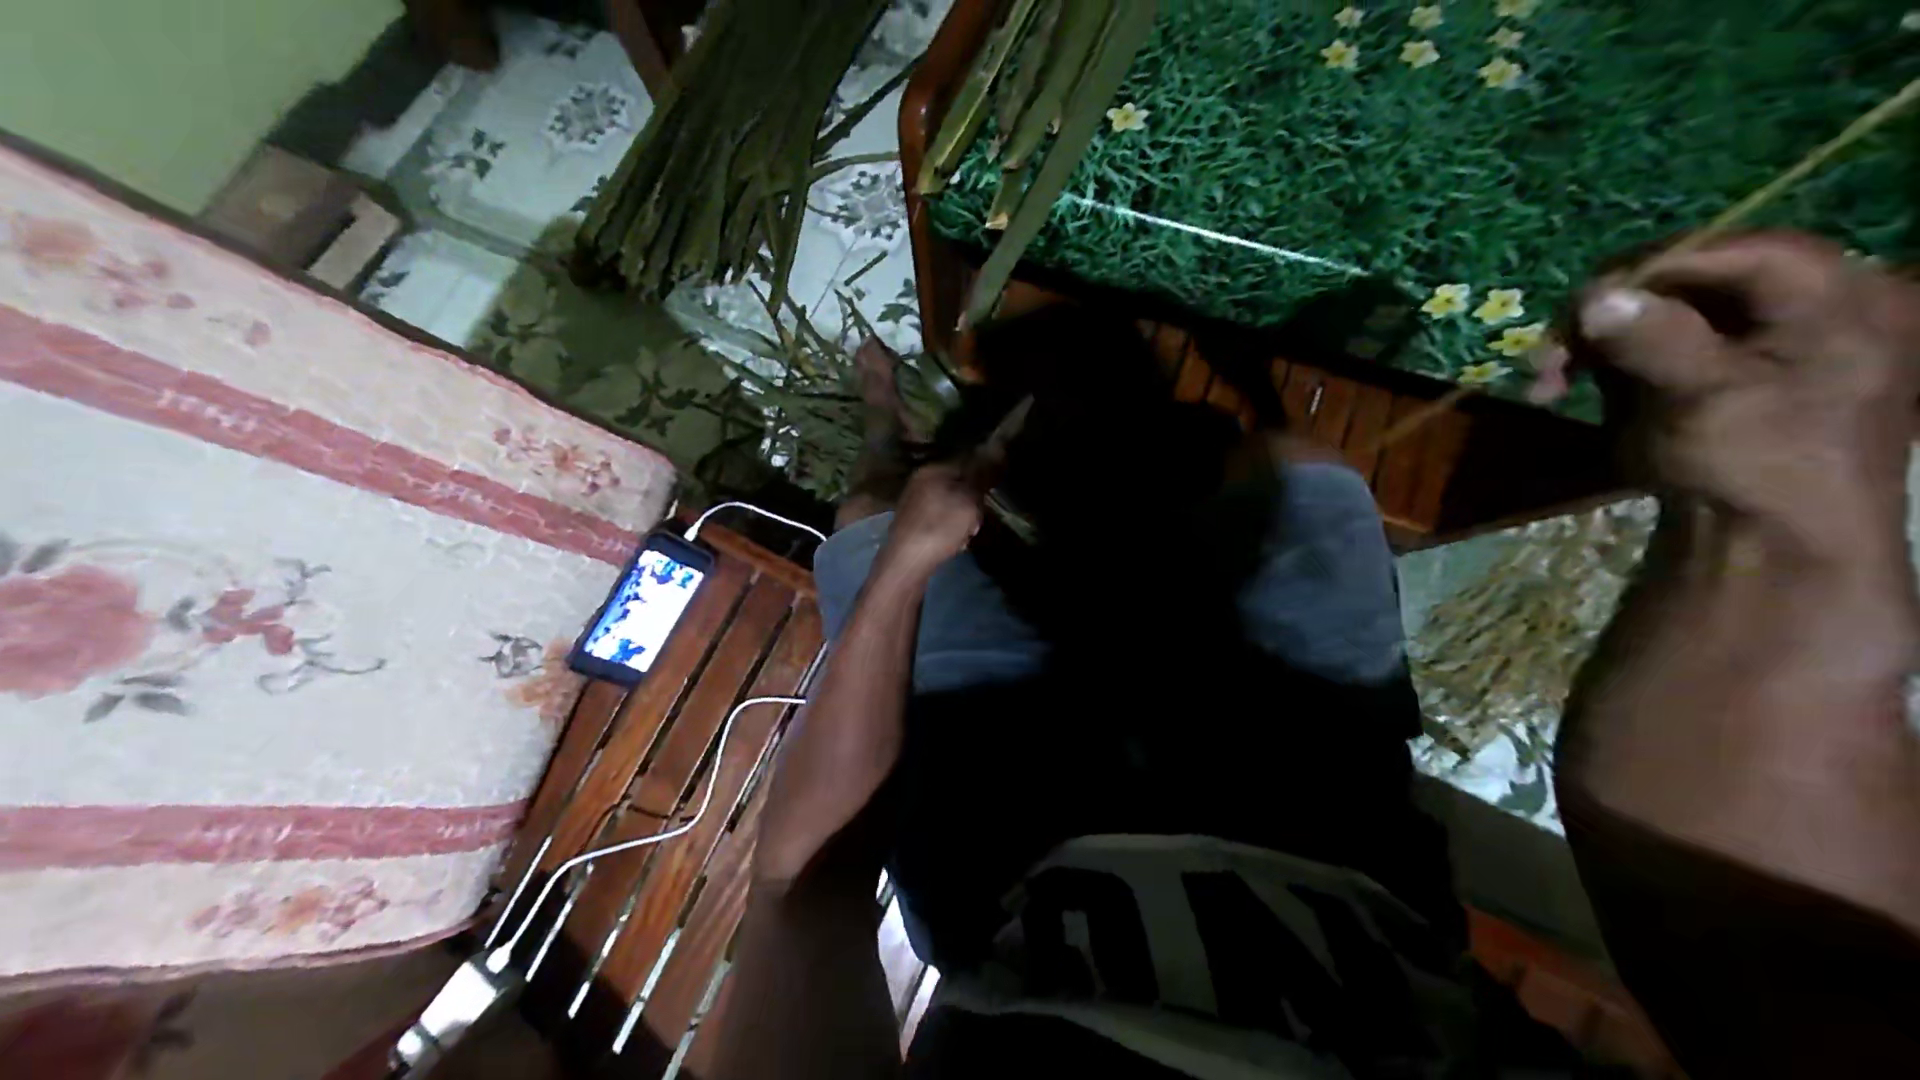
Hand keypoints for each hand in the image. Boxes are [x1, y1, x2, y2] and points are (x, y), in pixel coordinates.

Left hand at [882, 461, 989, 575]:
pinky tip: (953, 543)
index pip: (966, 464)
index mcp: (931, 470)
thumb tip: (995, 451)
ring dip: (962, 519)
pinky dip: (948, 530)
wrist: (907, 563)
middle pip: (958, 486)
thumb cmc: (940, 527)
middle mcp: (919, 482)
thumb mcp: (969, 501)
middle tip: (977, 520)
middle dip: (972, 503)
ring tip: (966, 534)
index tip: (990, 498)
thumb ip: (981, 477)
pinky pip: (938, 521)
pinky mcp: (911, 524)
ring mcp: (912, 503)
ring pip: (950, 505)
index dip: (983, 480)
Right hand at [1575, 232, 1919, 562]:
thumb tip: (1594, 297)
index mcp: (1840, 299)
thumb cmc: (1756, 464)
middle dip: (1611, 311)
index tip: (1584, 303)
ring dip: (1590, 339)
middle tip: (1550, 351)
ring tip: (1545, 379)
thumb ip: (1656, 341)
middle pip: (1691, 278)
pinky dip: (1596, 359)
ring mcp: (1746, 337)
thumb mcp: (1707, 398)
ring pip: (1655, 309)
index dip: (1658, 267)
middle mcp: (1800, 304)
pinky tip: (1560, 384)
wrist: (1762, 538)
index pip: (1741, 252)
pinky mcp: (1702, 366)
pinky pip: (1643, 341)